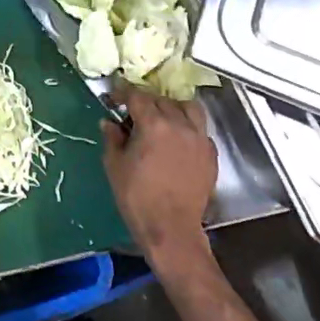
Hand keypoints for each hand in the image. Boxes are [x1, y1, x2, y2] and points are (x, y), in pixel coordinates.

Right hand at [102, 85, 216, 264]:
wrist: (170, 228)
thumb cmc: (137, 197)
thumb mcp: (114, 165)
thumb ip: (112, 138)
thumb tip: (108, 122)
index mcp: (154, 124)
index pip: (137, 96)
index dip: (123, 92)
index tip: (114, 96)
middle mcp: (180, 125)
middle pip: (162, 100)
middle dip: (145, 101)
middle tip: (132, 112)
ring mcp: (199, 138)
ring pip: (188, 108)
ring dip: (172, 107)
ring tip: (162, 118)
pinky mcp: (210, 154)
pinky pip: (200, 129)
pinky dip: (187, 127)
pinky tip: (177, 140)